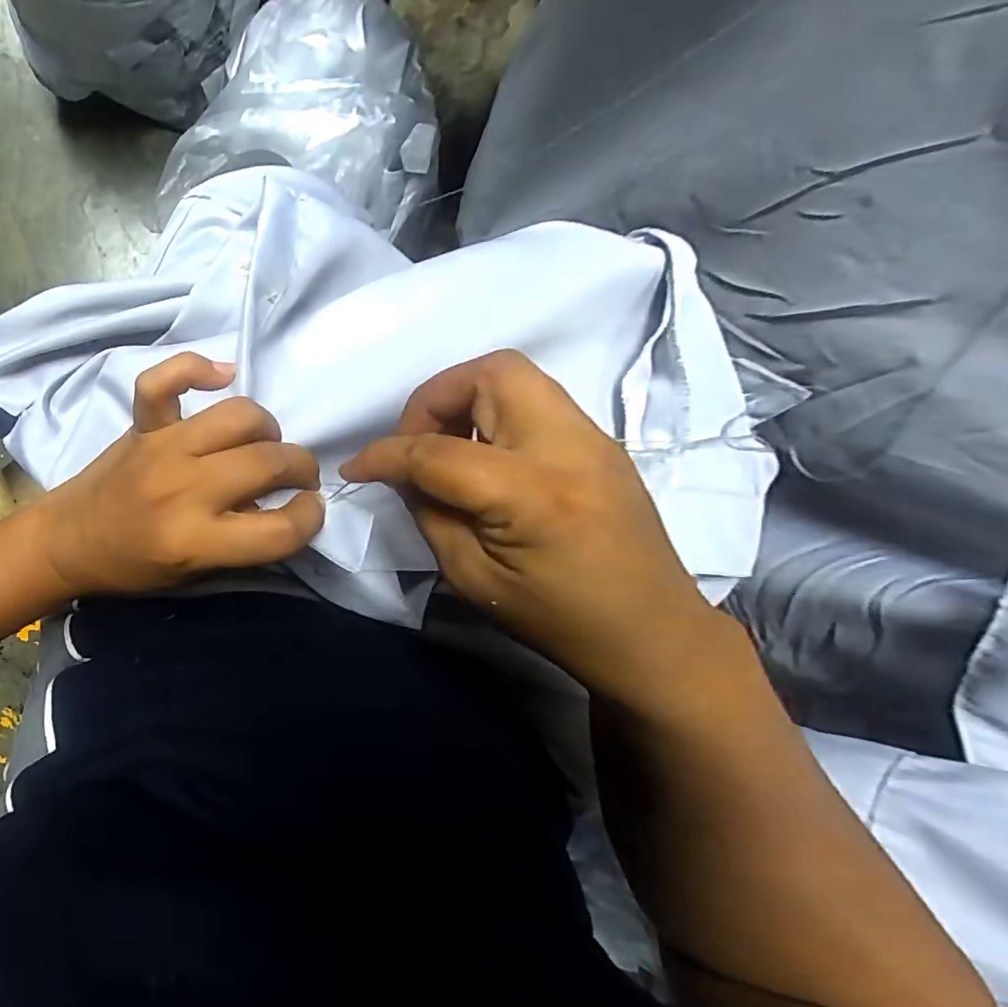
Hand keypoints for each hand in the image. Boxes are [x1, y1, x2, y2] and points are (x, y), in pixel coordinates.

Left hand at [30, 353, 324, 596]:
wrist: (67, 540)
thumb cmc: (129, 566)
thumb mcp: (191, 572)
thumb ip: (240, 542)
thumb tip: (280, 502)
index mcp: (193, 539)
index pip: (281, 529)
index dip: (310, 520)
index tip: (308, 511)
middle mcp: (182, 489)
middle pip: (269, 462)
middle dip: (300, 469)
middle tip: (295, 478)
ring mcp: (160, 449)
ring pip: (239, 416)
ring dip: (266, 429)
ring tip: (262, 444)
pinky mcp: (141, 426)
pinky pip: (164, 381)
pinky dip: (194, 369)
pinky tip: (221, 375)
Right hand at [340, 350, 735, 707]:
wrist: (651, 632)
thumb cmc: (554, 617)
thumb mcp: (468, 575)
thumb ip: (428, 511)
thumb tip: (400, 474)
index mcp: (531, 494)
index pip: (437, 450)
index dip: (384, 454)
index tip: (356, 468)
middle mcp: (568, 448)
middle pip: (490, 373)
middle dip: (433, 398)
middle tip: (414, 442)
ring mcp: (592, 438)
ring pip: (514, 375)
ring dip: (463, 400)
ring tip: (443, 446)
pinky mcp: (598, 442)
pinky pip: (532, 400)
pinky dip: (491, 412)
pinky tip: (479, 457)